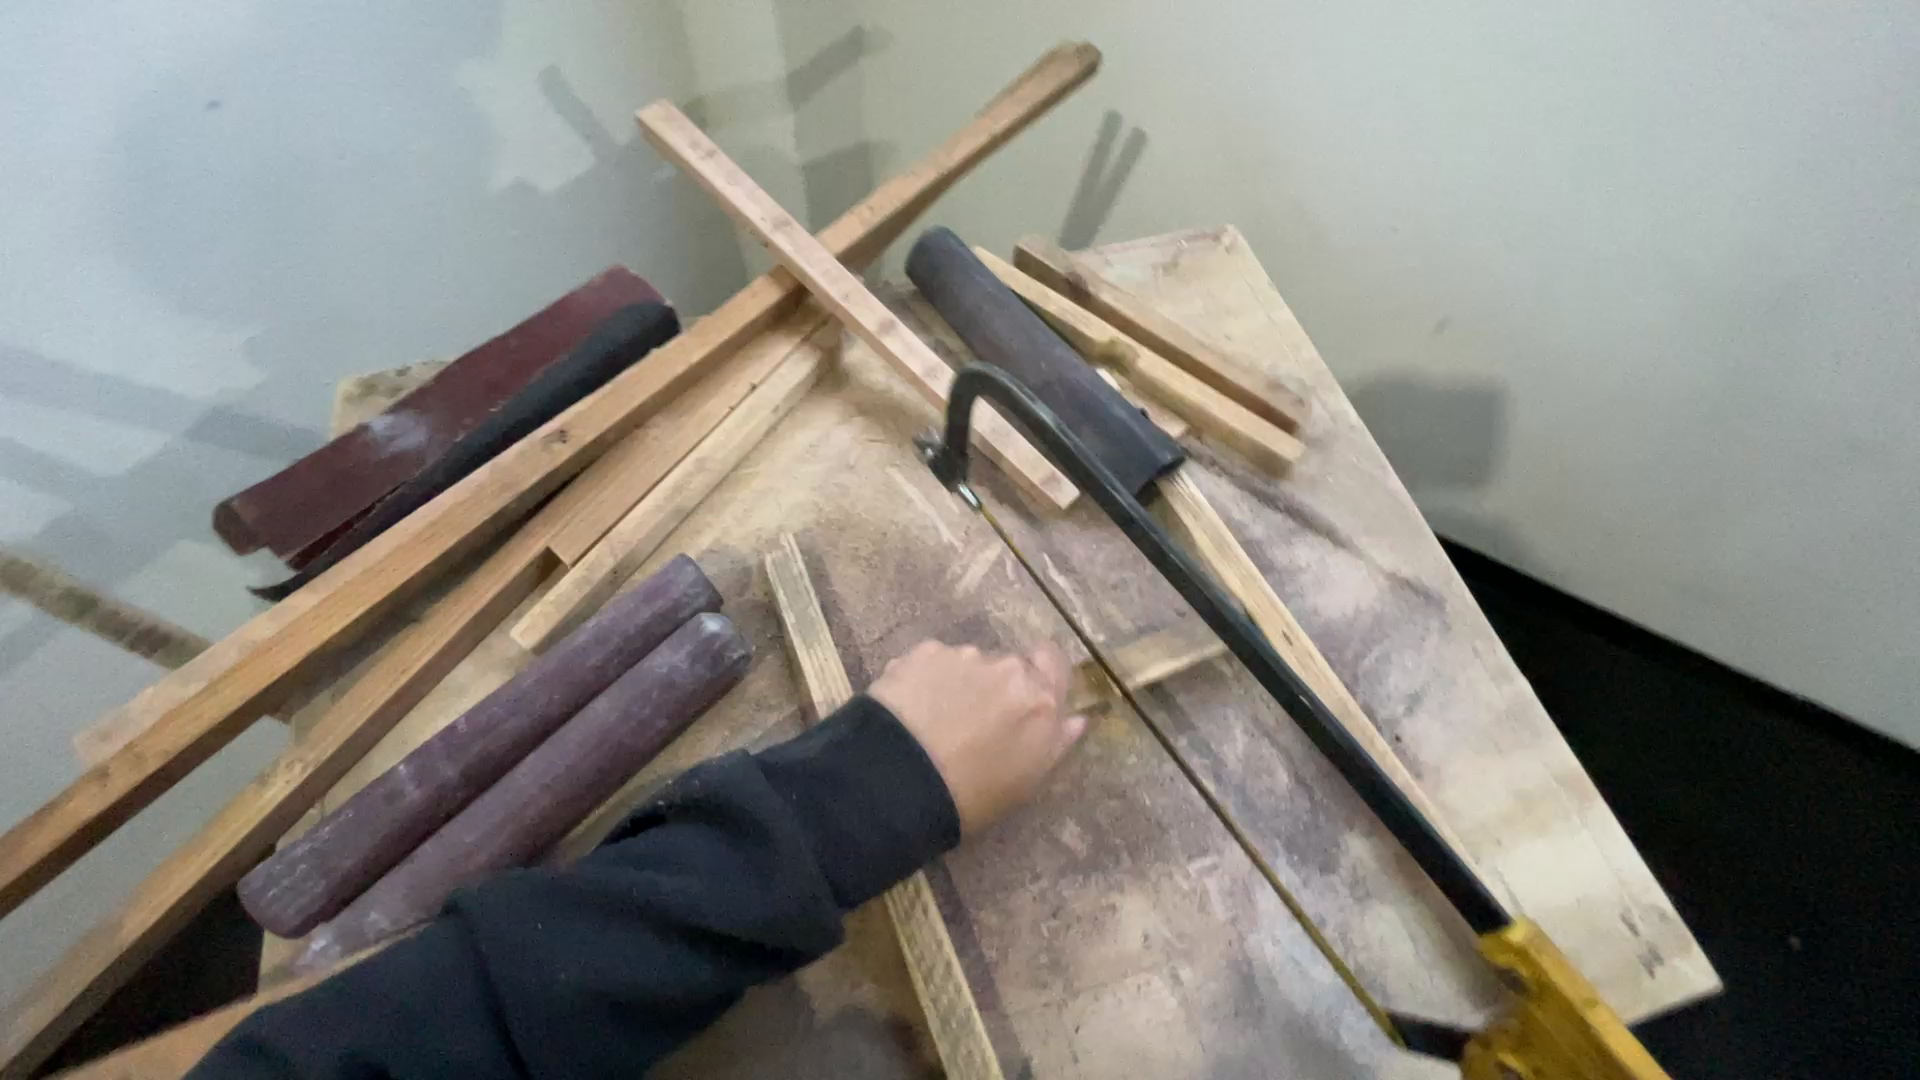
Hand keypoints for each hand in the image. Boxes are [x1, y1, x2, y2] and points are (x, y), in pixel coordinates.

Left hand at [868, 641, 1087, 834]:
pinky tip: (910, 709)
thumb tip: (1076, 719)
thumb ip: (1056, 742)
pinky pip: (933, 662)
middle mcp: (1008, 668)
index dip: (1040, 675)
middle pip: (1009, 666)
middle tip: (975, 722)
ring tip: (935, 720)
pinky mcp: (923, 652)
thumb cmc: (972, 795)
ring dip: (960, 683)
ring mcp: (964, 656)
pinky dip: (927, 679)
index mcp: (1040, 700)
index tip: (1023, 700)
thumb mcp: (1027, 781)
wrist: (899, 781)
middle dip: (996, 686)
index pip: (1054, 661)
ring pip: (969, 663)